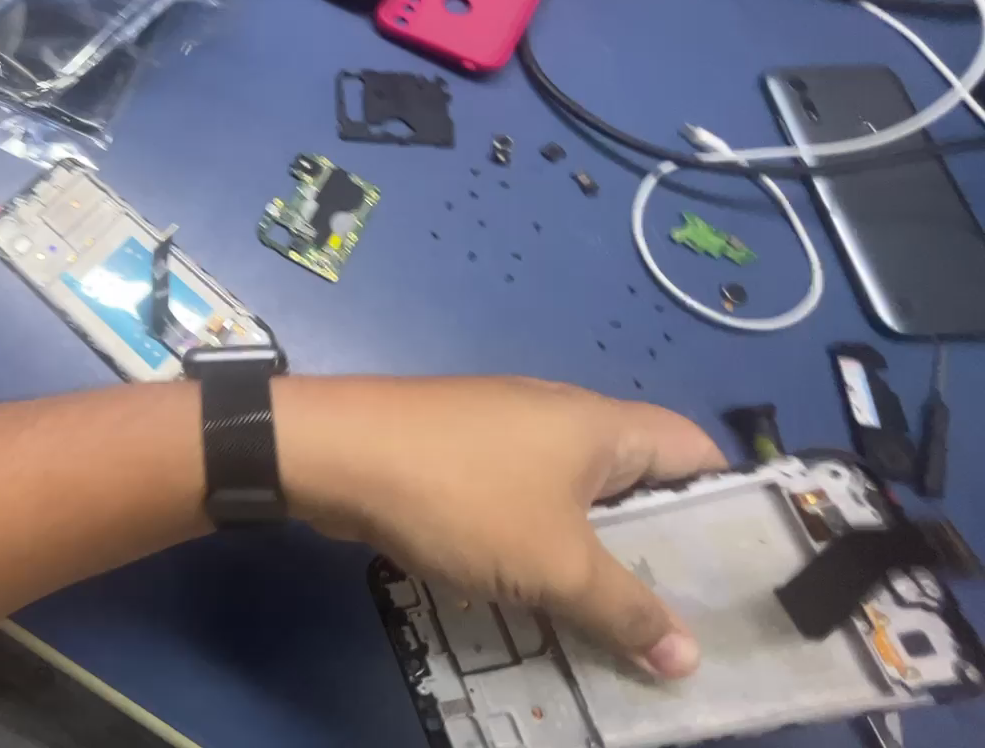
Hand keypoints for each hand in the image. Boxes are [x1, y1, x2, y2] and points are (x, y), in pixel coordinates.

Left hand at [272, 375, 724, 678]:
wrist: (330, 452)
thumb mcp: (555, 564)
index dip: (732, 510)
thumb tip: (686, 655)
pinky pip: (510, 505)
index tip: (744, 579)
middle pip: (632, 485)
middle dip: (656, 555)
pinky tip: (532, 601)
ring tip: (613, 633)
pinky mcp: (448, 454)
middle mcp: (551, 418)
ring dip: (586, 562)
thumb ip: (627, 610)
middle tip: (682, 629)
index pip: (696, 454)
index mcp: (597, 424)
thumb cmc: (456, 496)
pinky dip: (527, 549)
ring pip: (566, 503)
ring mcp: (493, 433)